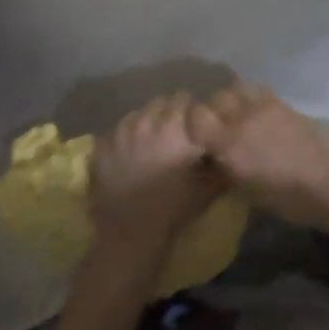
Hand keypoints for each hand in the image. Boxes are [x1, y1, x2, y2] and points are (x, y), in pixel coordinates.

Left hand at [89, 93, 220, 258]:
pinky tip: (127, 152)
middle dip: (168, 111)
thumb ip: (221, 164)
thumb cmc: (175, 208)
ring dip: (145, 121)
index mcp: (174, 126)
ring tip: (149, 140)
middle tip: (174, 131)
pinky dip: (123, 137)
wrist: (131, 231)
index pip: (184, 98)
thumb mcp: (209, 188)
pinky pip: (114, 132)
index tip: (194, 122)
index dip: (191, 108)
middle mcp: (146, 121)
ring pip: (136, 114)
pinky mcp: (101, 147)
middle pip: (159, 102)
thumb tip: (227, 149)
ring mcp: (120, 132)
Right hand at [187, 83, 328, 224]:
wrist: (328, 185)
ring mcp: (263, 107)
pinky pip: (256, 89)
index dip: (193, 123)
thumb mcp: (244, 189)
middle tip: (217, 126)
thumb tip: (214, 153)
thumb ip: (224, 164)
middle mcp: (241, 120)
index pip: (195, 116)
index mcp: (228, 145)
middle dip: (211, 110)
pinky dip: (250, 96)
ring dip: (230, 99)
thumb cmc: (285, 199)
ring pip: (234, 87)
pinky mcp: (281, 102)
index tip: (197, 135)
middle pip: (214, 98)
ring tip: (236, 115)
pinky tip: (255, 112)